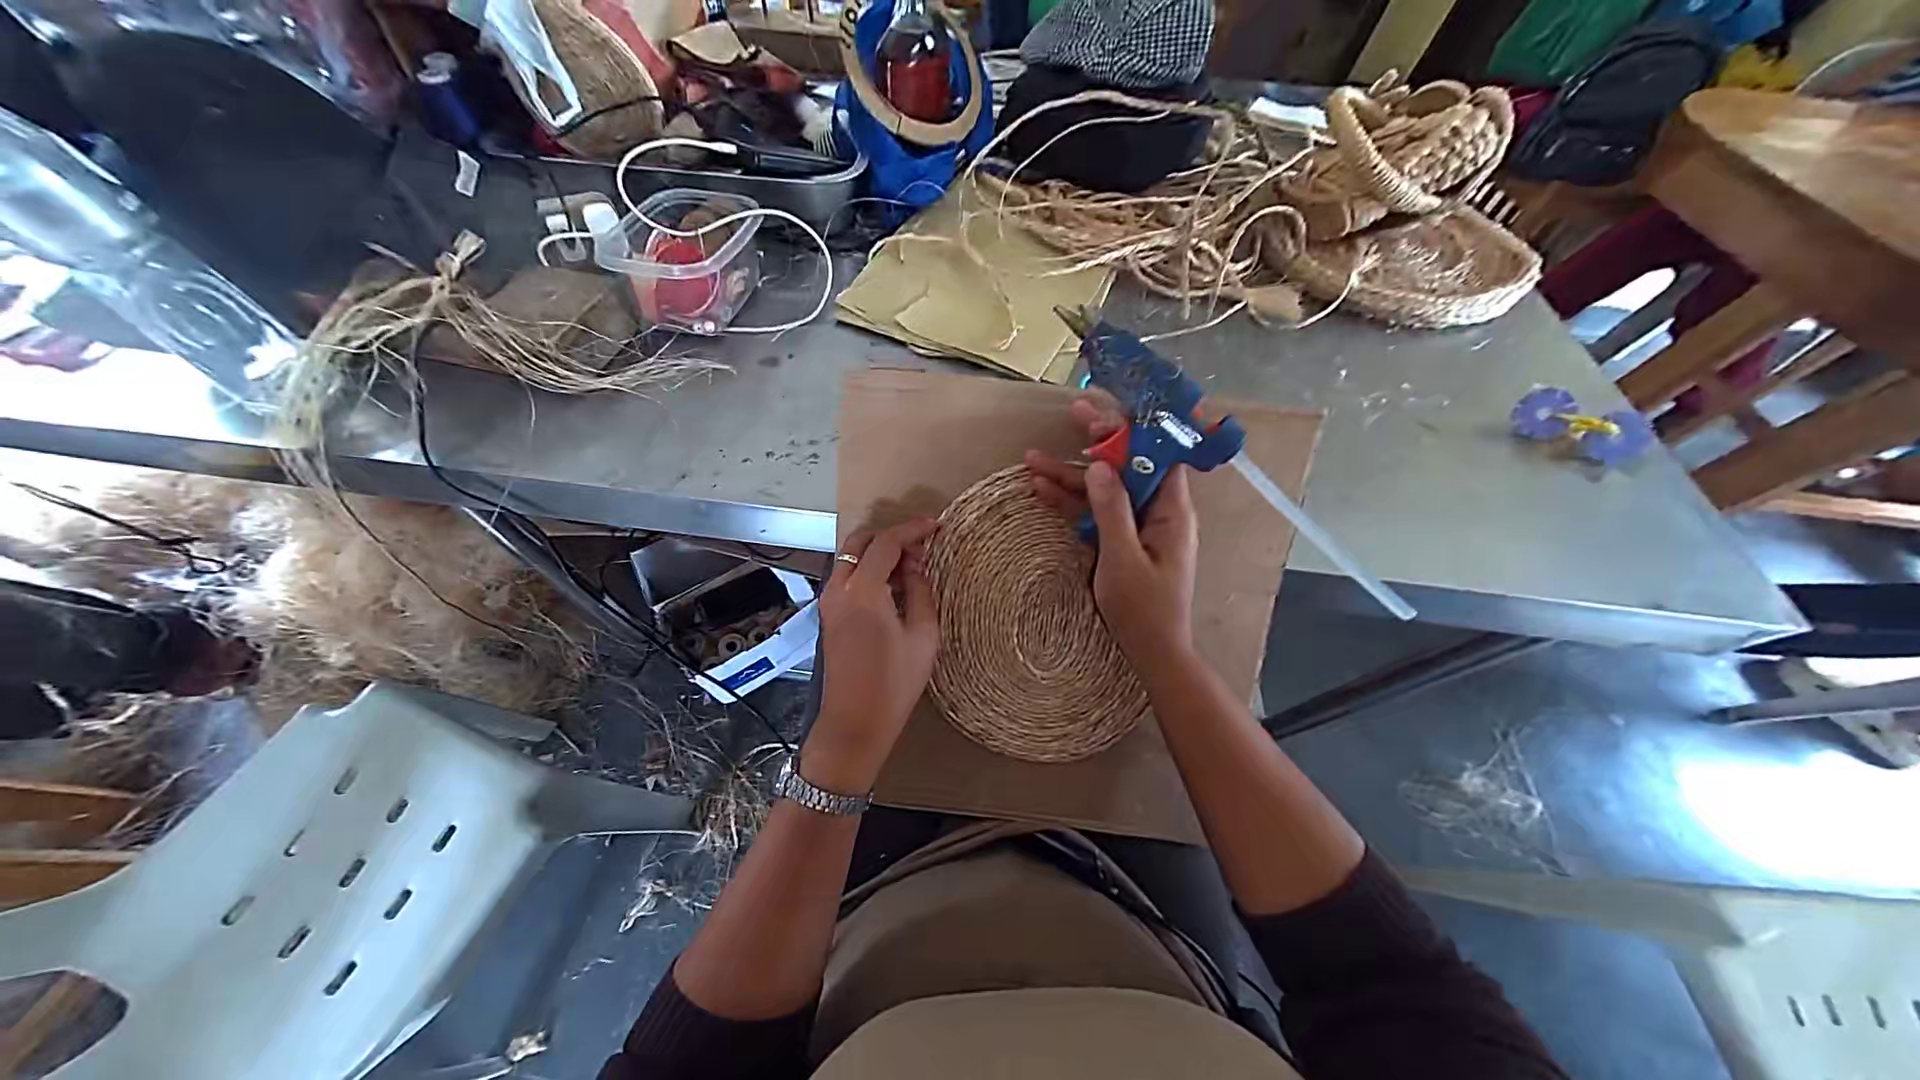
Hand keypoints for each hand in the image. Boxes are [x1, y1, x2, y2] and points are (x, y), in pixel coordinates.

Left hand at [805, 518, 939, 793]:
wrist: (855, 722)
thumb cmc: (894, 684)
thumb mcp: (922, 635)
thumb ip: (920, 591)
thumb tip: (917, 565)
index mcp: (863, 591)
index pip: (886, 543)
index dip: (912, 529)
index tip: (935, 526)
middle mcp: (838, 589)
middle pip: (861, 542)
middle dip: (891, 536)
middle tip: (922, 546)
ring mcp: (829, 602)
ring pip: (851, 557)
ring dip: (879, 553)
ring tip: (912, 566)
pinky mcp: (829, 615)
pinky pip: (848, 577)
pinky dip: (869, 570)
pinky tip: (895, 585)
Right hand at [1027, 395, 1199, 665]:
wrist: (1153, 652)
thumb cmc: (1145, 610)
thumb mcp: (1123, 558)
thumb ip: (1112, 510)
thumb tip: (1099, 466)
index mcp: (1170, 511)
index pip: (1156, 455)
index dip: (1131, 431)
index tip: (1102, 416)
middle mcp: (1156, 511)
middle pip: (1127, 465)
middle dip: (1100, 441)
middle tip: (1074, 413)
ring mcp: (1136, 526)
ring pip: (1104, 489)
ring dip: (1071, 475)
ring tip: (1032, 459)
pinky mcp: (1120, 541)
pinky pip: (1096, 513)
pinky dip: (1072, 502)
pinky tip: (1042, 490)